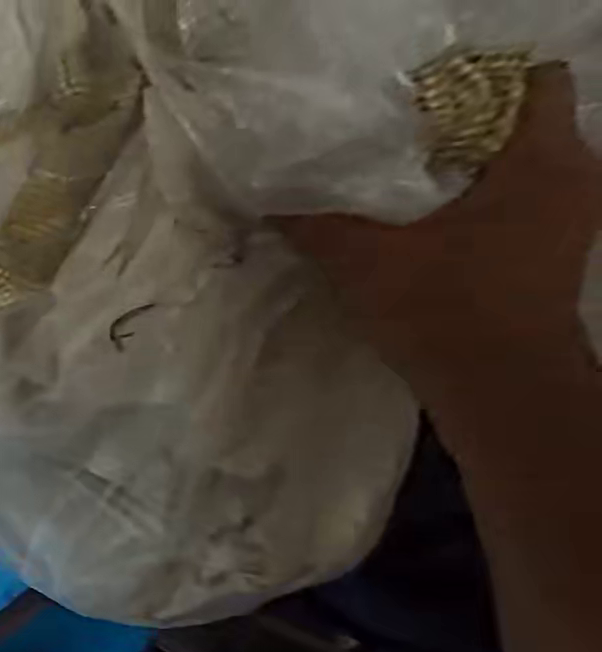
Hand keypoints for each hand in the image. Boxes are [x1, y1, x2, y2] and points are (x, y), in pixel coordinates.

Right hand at [275, 64, 601, 394]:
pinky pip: (511, 204)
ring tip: (394, 193)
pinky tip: (421, 230)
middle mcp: (572, 174)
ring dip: (459, 175)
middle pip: (519, 127)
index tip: (410, 109)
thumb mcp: (364, 261)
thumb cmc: (438, 304)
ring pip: (514, 168)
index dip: (473, 87)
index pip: (532, 84)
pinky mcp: (549, 247)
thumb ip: (319, 228)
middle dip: (454, 135)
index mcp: (540, 160)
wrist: (491, 373)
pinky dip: (468, 206)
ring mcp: (568, 213)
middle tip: (386, 152)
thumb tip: (274, 206)